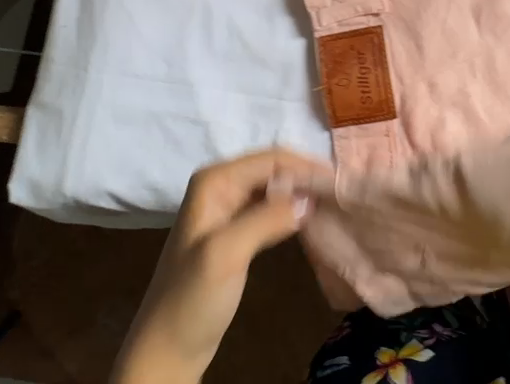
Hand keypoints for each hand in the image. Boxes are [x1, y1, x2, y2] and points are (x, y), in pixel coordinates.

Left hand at [114, 148, 331, 383]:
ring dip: (302, 192)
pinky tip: (313, 220)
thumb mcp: (227, 254)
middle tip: (342, 192)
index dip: (306, 166)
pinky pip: (271, 208)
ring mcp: (227, 209)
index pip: (271, 158)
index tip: (341, 182)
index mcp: (214, 180)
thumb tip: (310, 198)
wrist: (167, 351)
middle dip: (307, 176)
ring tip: (335, 202)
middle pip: (274, 168)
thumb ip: (267, 218)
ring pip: (275, 187)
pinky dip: (292, 210)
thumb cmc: (191, 299)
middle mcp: (220, 185)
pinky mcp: (236, 232)